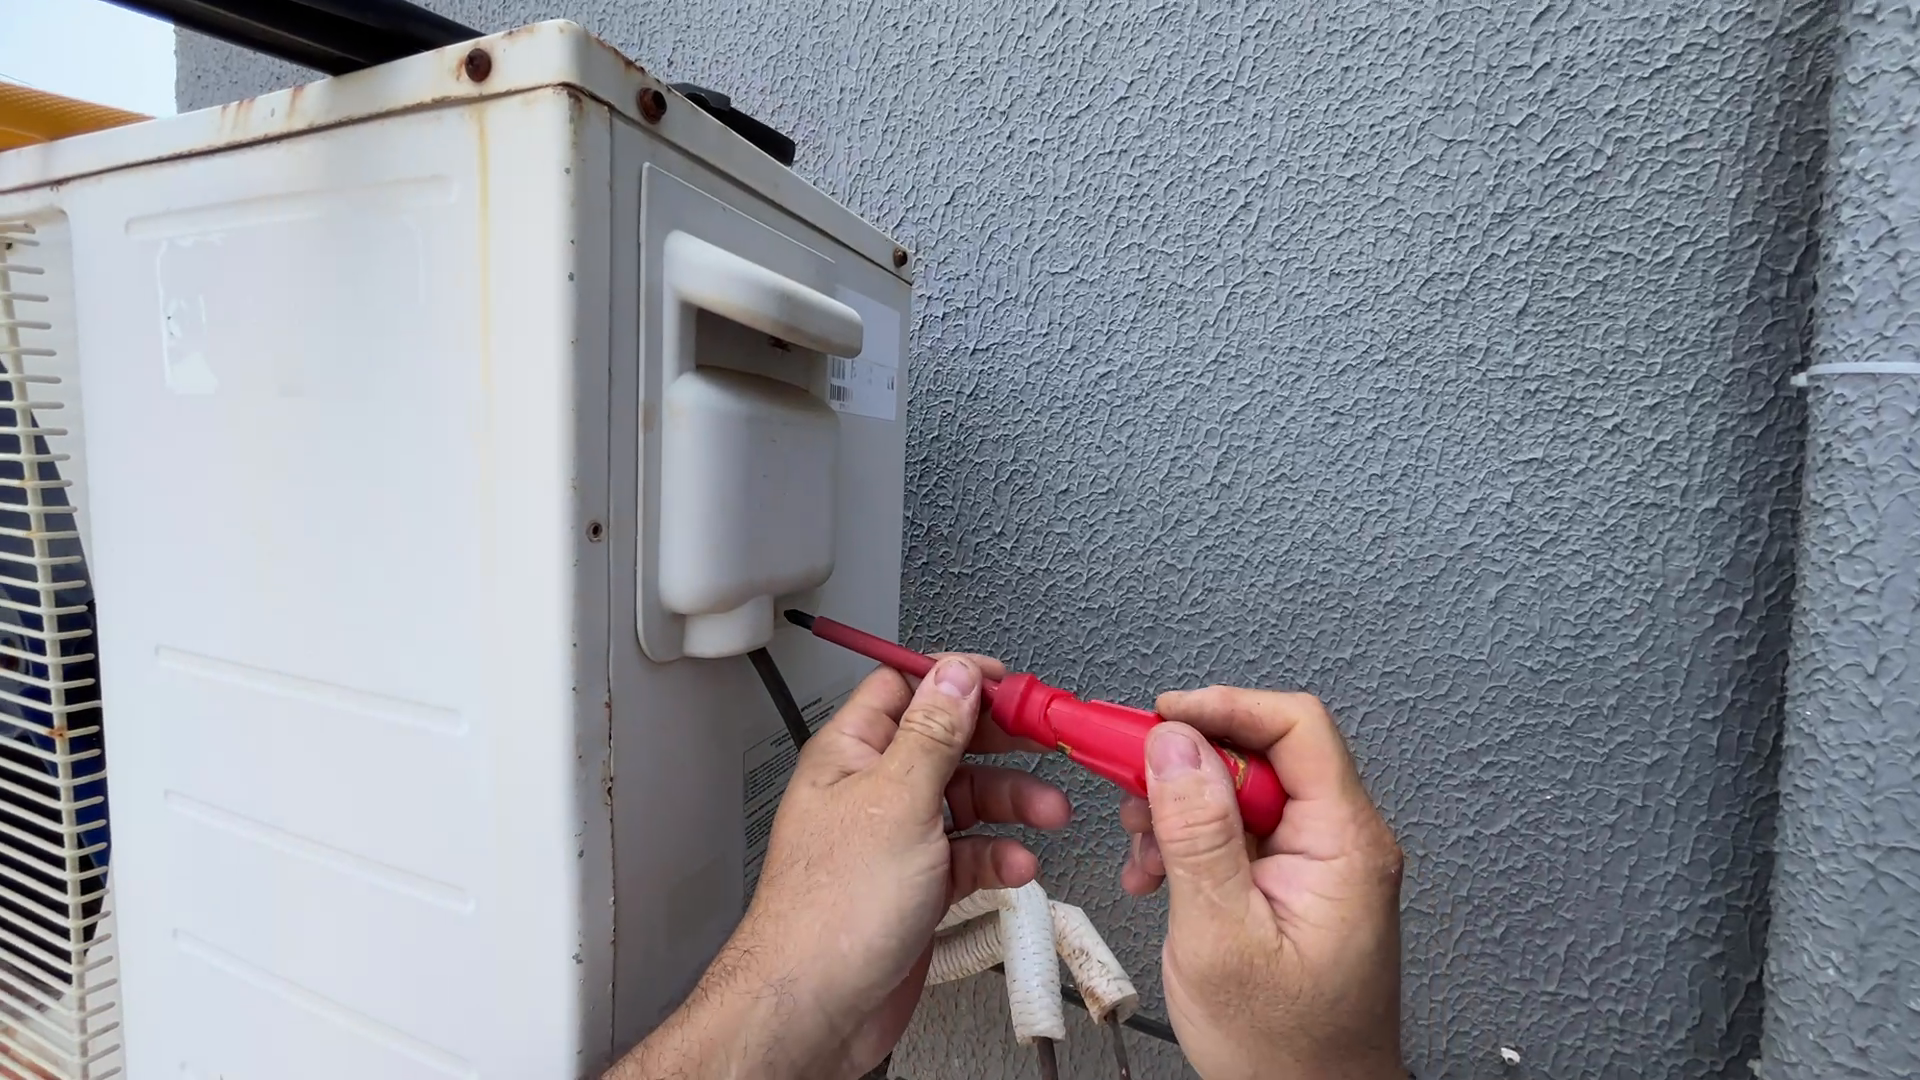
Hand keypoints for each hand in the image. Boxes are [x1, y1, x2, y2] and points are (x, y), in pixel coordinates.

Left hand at [607, 655, 1070, 1079]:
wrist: (816, 1013)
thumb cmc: (830, 911)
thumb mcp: (897, 801)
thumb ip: (933, 733)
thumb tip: (955, 675)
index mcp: (853, 752)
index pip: (906, 688)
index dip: (956, 679)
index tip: (1005, 684)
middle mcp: (874, 788)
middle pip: (946, 741)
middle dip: (998, 742)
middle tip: (1041, 741)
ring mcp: (897, 835)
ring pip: (965, 797)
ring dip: (1011, 801)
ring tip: (1049, 809)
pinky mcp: (918, 881)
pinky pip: (968, 852)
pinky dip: (997, 855)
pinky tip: (1016, 864)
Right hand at [1119, 688, 1403, 1079]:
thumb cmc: (1284, 1053)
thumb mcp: (1221, 936)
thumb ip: (1197, 833)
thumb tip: (1174, 743)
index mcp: (1343, 844)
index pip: (1295, 725)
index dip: (1223, 707)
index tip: (1162, 718)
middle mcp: (1334, 839)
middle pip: (1255, 750)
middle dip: (1184, 764)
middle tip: (1132, 783)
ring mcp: (1308, 855)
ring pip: (1231, 783)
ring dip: (1176, 805)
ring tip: (1145, 849)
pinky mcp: (1282, 871)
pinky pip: (1225, 822)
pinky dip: (1181, 836)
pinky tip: (1157, 872)